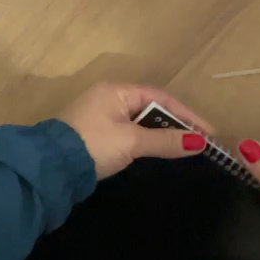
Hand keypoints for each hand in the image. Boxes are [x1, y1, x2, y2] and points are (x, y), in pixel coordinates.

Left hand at [58, 83, 209, 180]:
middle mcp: (107, 99)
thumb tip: (199, 143)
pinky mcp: (96, 136)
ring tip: (184, 150)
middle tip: (199, 143)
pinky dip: (145, 142)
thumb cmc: (93, 145)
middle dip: (175, 124)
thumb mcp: (131, 141)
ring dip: (161, 135)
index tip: (208, 133)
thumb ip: (165, 141)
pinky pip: (129, 134)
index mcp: (115, 92)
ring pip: (139, 123)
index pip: (159, 97)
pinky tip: (158, 153)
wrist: (52, 167)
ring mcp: (100, 118)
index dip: (186, 114)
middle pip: (150, 108)